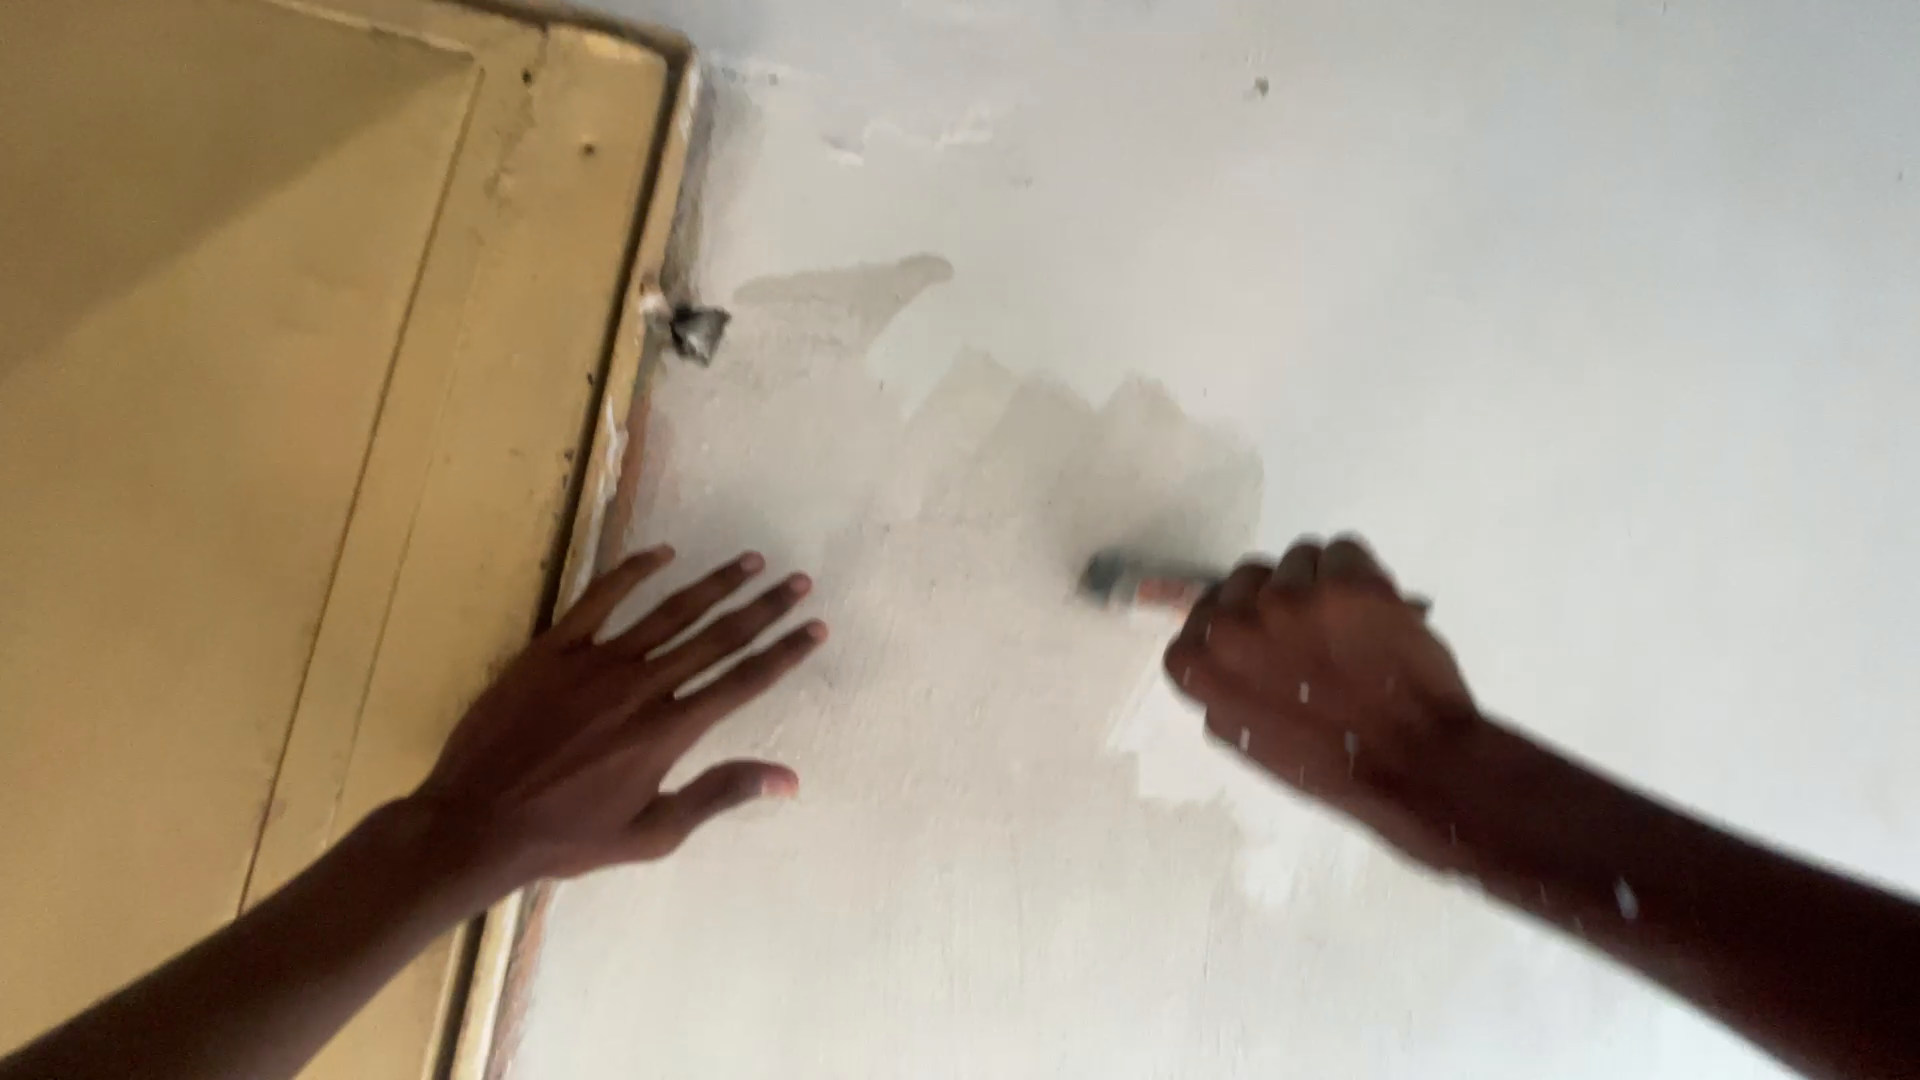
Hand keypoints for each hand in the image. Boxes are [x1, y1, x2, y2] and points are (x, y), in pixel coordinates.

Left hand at [406, 546, 824, 893]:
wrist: (471, 825)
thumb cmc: (568, 836)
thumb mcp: (653, 833)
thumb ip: (721, 794)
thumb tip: (790, 778)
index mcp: (671, 730)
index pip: (744, 681)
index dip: (786, 652)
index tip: (816, 626)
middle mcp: (645, 687)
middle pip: (720, 637)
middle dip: (767, 608)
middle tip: (799, 581)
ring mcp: (599, 662)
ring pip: (672, 611)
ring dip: (717, 584)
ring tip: (751, 561)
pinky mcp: (555, 648)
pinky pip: (601, 598)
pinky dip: (634, 572)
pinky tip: (663, 552)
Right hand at [1163, 535, 1484, 865]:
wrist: (1413, 764)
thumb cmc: (1323, 762)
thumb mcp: (1242, 736)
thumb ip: (1220, 685)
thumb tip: (1220, 649)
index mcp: (1198, 662)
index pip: (1203, 611)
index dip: (1237, 619)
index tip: (1264, 637)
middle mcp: (1232, 623)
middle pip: (1247, 576)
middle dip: (1276, 597)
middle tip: (1310, 632)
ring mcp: (1288, 598)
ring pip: (1299, 557)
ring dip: (1320, 582)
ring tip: (1348, 623)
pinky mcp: (1345, 583)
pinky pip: (1344, 550)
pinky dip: (1360, 574)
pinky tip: (1372, 611)